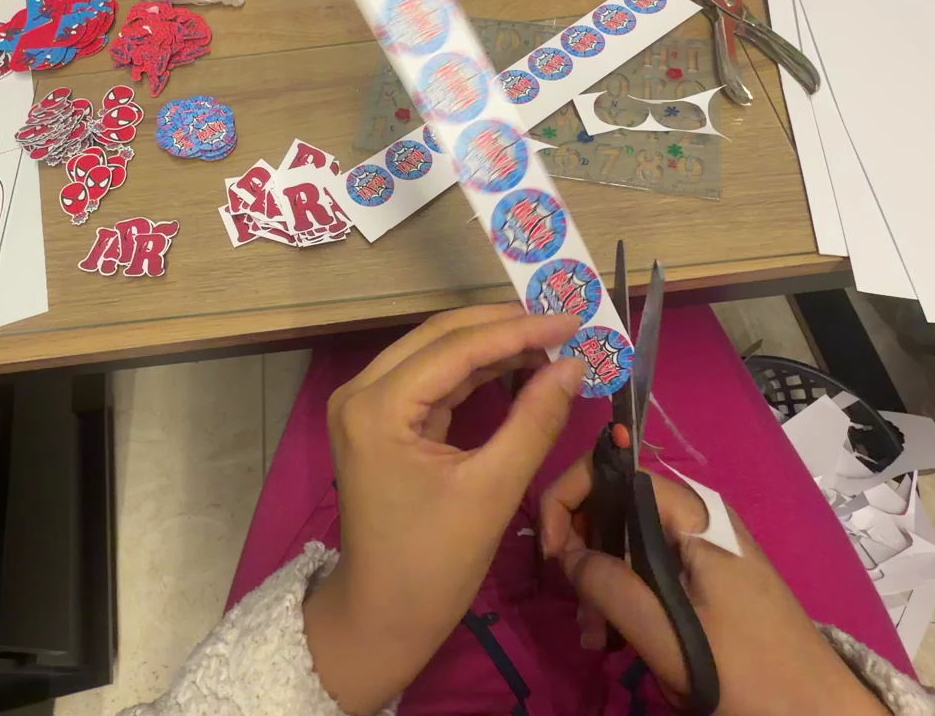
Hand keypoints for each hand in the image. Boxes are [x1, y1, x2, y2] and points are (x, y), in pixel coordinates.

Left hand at [303, 306, 584, 715]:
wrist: (382, 617)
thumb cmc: (433, 565)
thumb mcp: (492, 491)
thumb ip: (534, 421)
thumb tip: (573, 365)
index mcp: (376, 407)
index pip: (455, 349)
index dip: (517, 330)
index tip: (570, 317)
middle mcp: (361, 390)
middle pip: (440, 338)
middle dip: (502, 326)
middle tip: (562, 321)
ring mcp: (366, 401)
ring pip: (436, 352)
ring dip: (491, 344)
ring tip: (548, 338)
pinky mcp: (379, 415)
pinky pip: (431, 378)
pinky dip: (474, 370)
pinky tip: (515, 363)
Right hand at [539, 458, 888, 715]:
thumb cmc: (754, 675)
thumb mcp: (670, 635)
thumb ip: (608, 586)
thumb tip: (563, 553)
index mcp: (691, 510)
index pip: (609, 470)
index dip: (567, 500)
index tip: (550, 553)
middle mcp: (694, 513)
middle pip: (612, 503)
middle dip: (581, 548)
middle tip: (577, 609)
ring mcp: (701, 543)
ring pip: (625, 538)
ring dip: (599, 579)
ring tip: (595, 637)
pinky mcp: (705, 573)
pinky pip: (647, 564)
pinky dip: (623, 593)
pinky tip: (615, 635)